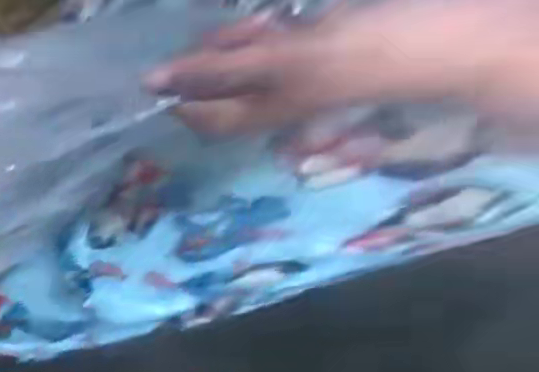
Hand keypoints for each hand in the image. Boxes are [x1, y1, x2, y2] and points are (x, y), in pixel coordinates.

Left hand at [146, 1, 536, 134]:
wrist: (459, 35)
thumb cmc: (360, 52)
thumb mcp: (278, 62)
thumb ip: (213, 71)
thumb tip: (147, 82)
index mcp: (235, 118)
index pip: (182, 104)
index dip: (184, 75)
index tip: (203, 49)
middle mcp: (254, 104)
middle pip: (212, 78)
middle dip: (219, 50)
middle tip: (256, 27)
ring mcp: (288, 77)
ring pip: (245, 56)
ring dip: (249, 35)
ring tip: (276, 20)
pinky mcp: (321, 51)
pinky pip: (282, 41)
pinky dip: (280, 29)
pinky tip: (287, 17)